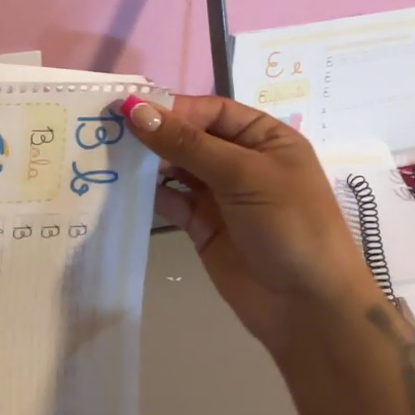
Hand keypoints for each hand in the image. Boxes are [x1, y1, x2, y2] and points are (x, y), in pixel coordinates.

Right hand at [122, 93, 380, 357]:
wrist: (307, 307)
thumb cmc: (289, 225)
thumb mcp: (243, 175)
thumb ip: (187, 143)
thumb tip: (135, 110)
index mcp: (265, 139)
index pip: (211, 111)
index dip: (172, 108)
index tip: (127, 109)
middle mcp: (242, 162)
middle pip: (190, 137)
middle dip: (154, 133)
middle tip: (106, 129)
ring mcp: (221, 196)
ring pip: (176, 168)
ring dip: (147, 162)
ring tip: (107, 154)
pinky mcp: (202, 227)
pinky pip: (171, 201)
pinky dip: (148, 193)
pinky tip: (121, 185)